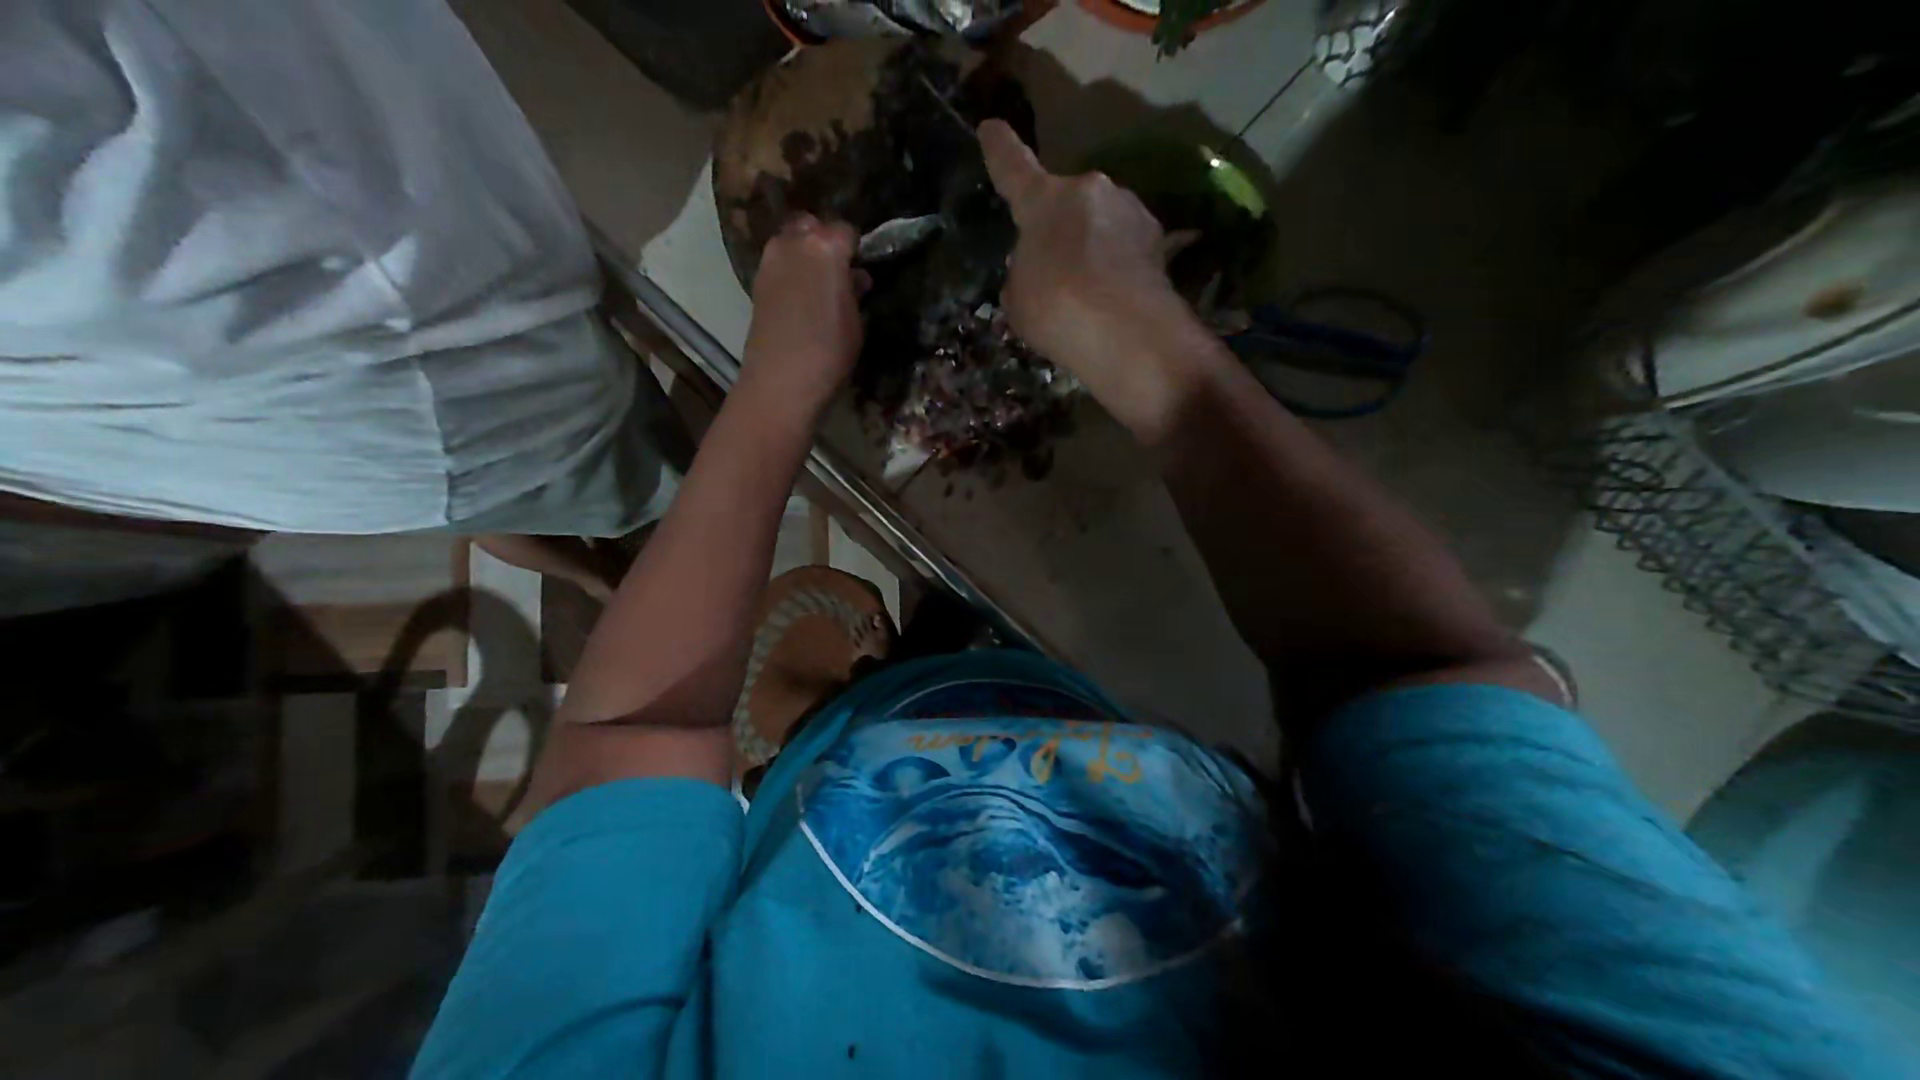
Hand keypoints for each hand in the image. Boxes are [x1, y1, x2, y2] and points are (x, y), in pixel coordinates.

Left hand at [741, 214, 864, 407]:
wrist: (781, 380)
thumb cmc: (830, 352)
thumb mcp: (855, 322)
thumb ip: (854, 291)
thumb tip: (855, 278)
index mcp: (826, 247)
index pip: (846, 230)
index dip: (855, 249)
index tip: (859, 269)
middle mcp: (795, 243)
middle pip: (812, 226)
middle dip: (824, 241)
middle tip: (836, 271)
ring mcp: (771, 260)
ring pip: (790, 241)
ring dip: (804, 254)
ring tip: (817, 284)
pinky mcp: (757, 280)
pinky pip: (778, 263)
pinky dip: (790, 271)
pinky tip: (799, 297)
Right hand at [978, 120, 1221, 443]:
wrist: (1126, 332)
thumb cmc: (1056, 308)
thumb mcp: (1018, 298)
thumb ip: (1024, 273)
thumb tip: (1040, 270)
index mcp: (1044, 199)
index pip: (1013, 167)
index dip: (999, 149)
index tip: (991, 128)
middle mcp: (1090, 190)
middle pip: (1067, 203)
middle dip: (1060, 226)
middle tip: (1055, 267)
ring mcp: (1130, 209)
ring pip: (1102, 222)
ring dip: (1093, 244)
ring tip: (1089, 288)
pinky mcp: (1158, 239)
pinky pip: (1127, 247)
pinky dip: (1119, 265)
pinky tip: (1116, 296)